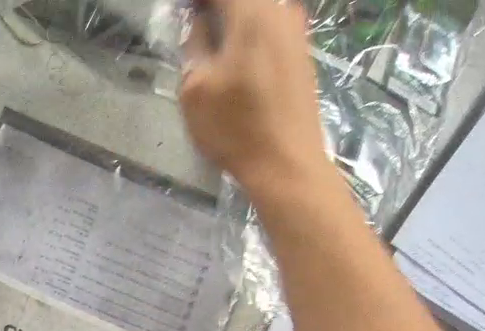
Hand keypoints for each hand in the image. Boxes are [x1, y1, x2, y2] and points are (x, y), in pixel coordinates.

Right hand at [178, 0, 330, 199]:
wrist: (285, 161)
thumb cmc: (235, 127)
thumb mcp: (196, 90)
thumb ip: (195, 46)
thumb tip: (200, 23)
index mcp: (251, 13)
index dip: (198, 1)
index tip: (184, 10)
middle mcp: (279, 10)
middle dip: (216, 8)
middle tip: (195, 23)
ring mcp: (295, 29)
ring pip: (260, 8)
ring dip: (234, 18)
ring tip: (213, 39)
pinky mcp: (301, 49)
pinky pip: (271, 24)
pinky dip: (250, 29)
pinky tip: (235, 53)